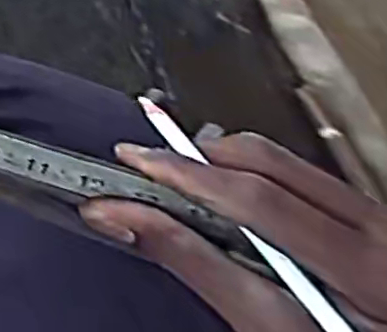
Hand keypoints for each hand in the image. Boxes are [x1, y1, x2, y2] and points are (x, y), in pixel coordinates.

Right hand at [80, 134, 386, 330]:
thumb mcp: (273, 327)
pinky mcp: (374, 223)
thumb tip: (115, 213)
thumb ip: (198, 266)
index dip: (184, 172)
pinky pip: (303, 177)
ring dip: (221, 166)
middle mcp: (386, 238)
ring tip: (190, 189)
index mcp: (370, 269)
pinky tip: (233, 204)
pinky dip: (252, 178)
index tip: (131, 159)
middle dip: (196, 158)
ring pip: (284, 163)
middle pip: (268, 162)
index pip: (257, 197)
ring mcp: (384, 227)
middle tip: (150, 170)